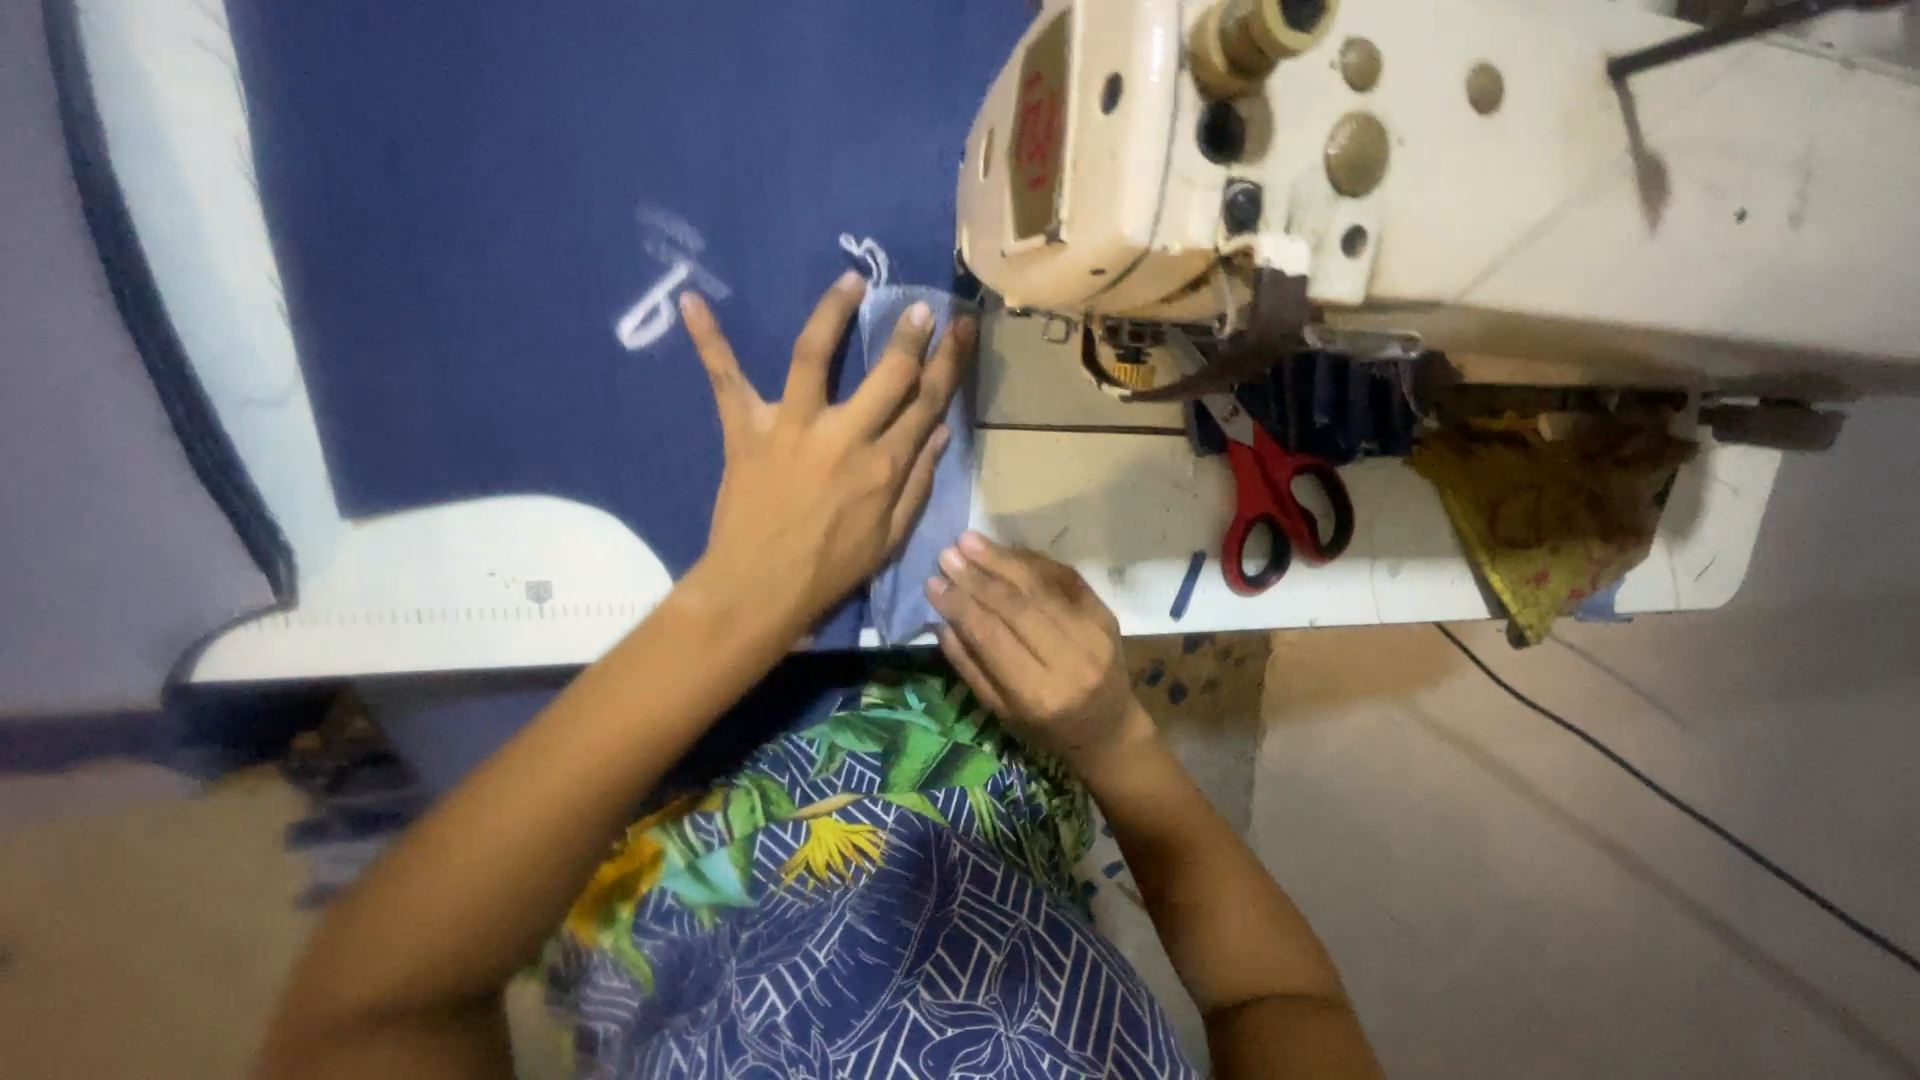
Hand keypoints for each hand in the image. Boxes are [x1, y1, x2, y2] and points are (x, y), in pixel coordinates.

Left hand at [683, 272, 974, 628]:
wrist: (760, 589)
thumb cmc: (830, 569)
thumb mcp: (890, 538)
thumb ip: (918, 483)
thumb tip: (939, 433)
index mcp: (884, 465)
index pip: (927, 401)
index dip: (949, 362)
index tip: (961, 328)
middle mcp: (844, 436)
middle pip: (888, 372)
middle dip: (909, 334)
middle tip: (920, 306)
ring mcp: (791, 427)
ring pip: (813, 355)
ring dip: (833, 312)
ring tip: (849, 280)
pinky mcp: (746, 430)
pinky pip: (725, 379)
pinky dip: (708, 340)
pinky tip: (691, 299)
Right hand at [926, 532, 1153, 773]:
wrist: (1109, 726)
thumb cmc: (1046, 727)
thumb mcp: (1000, 710)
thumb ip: (970, 667)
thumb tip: (942, 620)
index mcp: (1039, 693)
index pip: (991, 637)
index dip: (960, 605)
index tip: (932, 582)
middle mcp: (1071, 660)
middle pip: (1016, 606)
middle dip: (977, 577)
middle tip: (947, 554)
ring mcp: (1094, 633)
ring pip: (1040, 585)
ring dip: (1001, 559)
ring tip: (969, 541)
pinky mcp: (1106, 613)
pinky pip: (1064, 577)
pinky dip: (1031, 561)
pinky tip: (1005, 550)